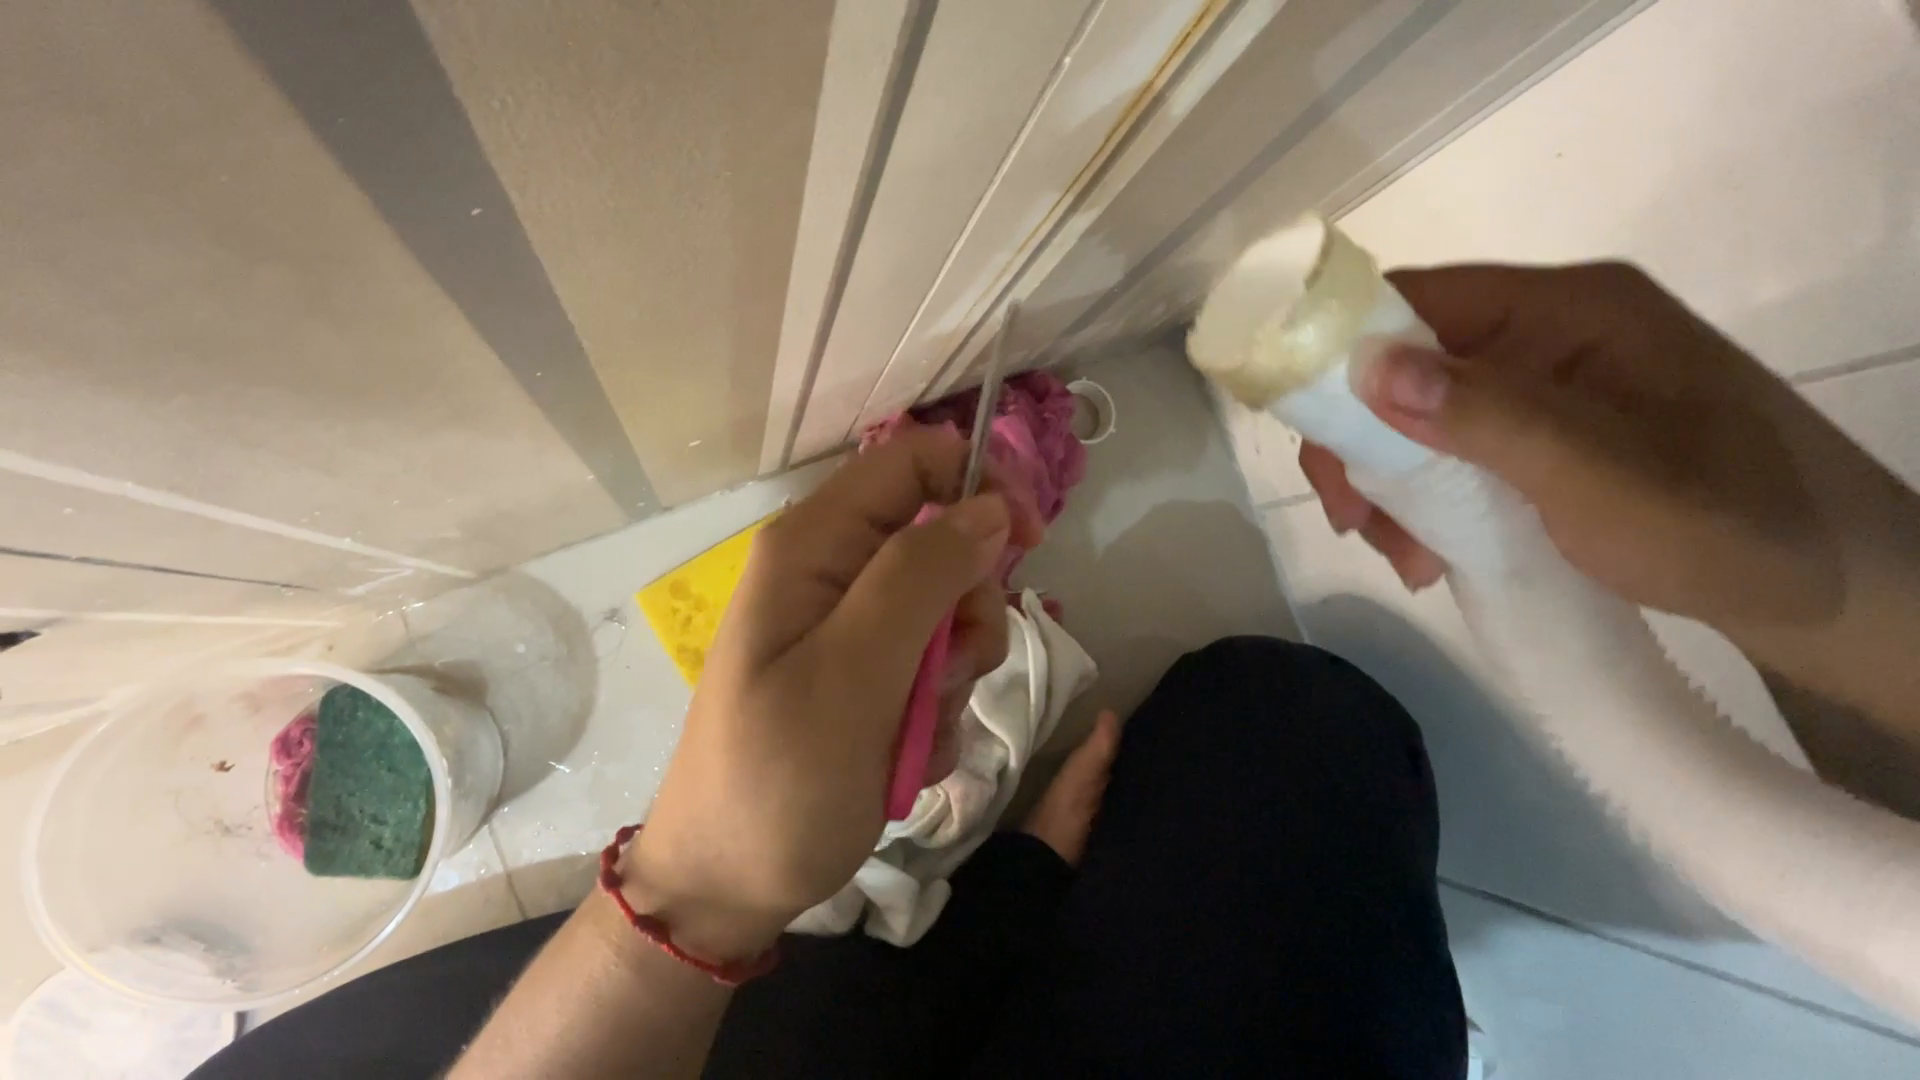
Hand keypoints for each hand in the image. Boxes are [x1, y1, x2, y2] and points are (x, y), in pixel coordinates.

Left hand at [623, 426, 1040, 960]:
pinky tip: (904, 757)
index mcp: (812, 546)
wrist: (727, 885)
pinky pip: (935, 668)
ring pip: (948, 612)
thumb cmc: (778, 779)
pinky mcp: (866, 677)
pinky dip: (937, 711)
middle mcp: (831, 573)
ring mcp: (849, 628)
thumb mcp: (852, 674)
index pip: (912, 460)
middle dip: (967, 610)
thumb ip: (919, 578)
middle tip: (946, 676)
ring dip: (954, 674)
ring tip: (913, 734)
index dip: (979, 483)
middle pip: (943, 542)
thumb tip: (987, 507)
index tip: (1028, 542)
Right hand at [1299, 261, 1894, 628]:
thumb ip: (1485, 414)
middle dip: (1361, 445)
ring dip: (1386, 484)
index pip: (1414, 300)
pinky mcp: (1544, 430)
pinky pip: (1449, 447)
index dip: (1341, 354)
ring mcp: (1544, 382)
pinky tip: (1427, 550)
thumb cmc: (1728, 527)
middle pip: (1401, 364)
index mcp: (1565, 311)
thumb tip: (1366, 366)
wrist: (1834, 592)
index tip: (1313, 439)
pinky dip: (1421, 499)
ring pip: (1415, 414)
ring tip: (1401, 555)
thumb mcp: (1598, 475)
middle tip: (1352, 520)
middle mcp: (1545, 332)